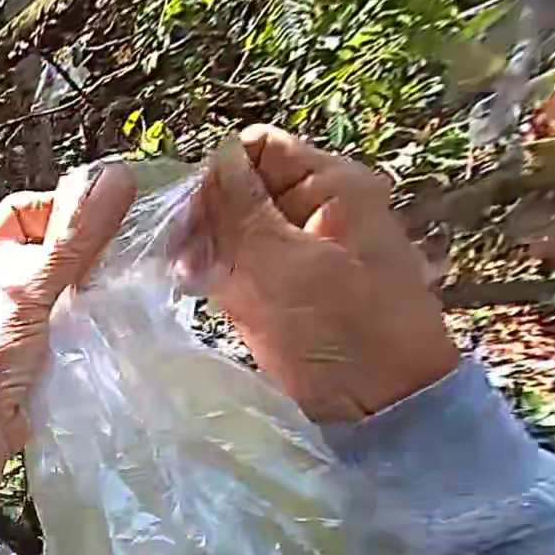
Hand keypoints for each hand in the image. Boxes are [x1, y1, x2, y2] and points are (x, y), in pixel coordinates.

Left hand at [0, 162, 135, 517]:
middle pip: (43, 245)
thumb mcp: (26, 295)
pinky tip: (102, 306)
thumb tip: (113, 182)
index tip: (100, 215)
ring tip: (109, 278)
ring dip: (83, 278)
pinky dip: (83, 307)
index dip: (59, 208)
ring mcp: (11, 316)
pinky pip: (63, 312)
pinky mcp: (31, 344)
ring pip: (57, 280)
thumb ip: (71, 242)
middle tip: (112, 248)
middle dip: (77, 246)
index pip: (20, 212)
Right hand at [182, 125, 457, 421]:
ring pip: (231, 233)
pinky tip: (199, 294)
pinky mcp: (278, 290)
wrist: (375, 402)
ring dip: (204, 252)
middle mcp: (309, 211)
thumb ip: (243, 212)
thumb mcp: (284, 267)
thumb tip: (213, 157)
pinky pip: (237, 268)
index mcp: (328, 187)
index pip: (257, 152)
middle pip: (239, 192)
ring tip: (187, 280)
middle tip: (178, 259)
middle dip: (204, 220)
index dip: (216, 177)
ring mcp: (292, 253)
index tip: (184, 219)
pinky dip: (215, 278)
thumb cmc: (339, 330)